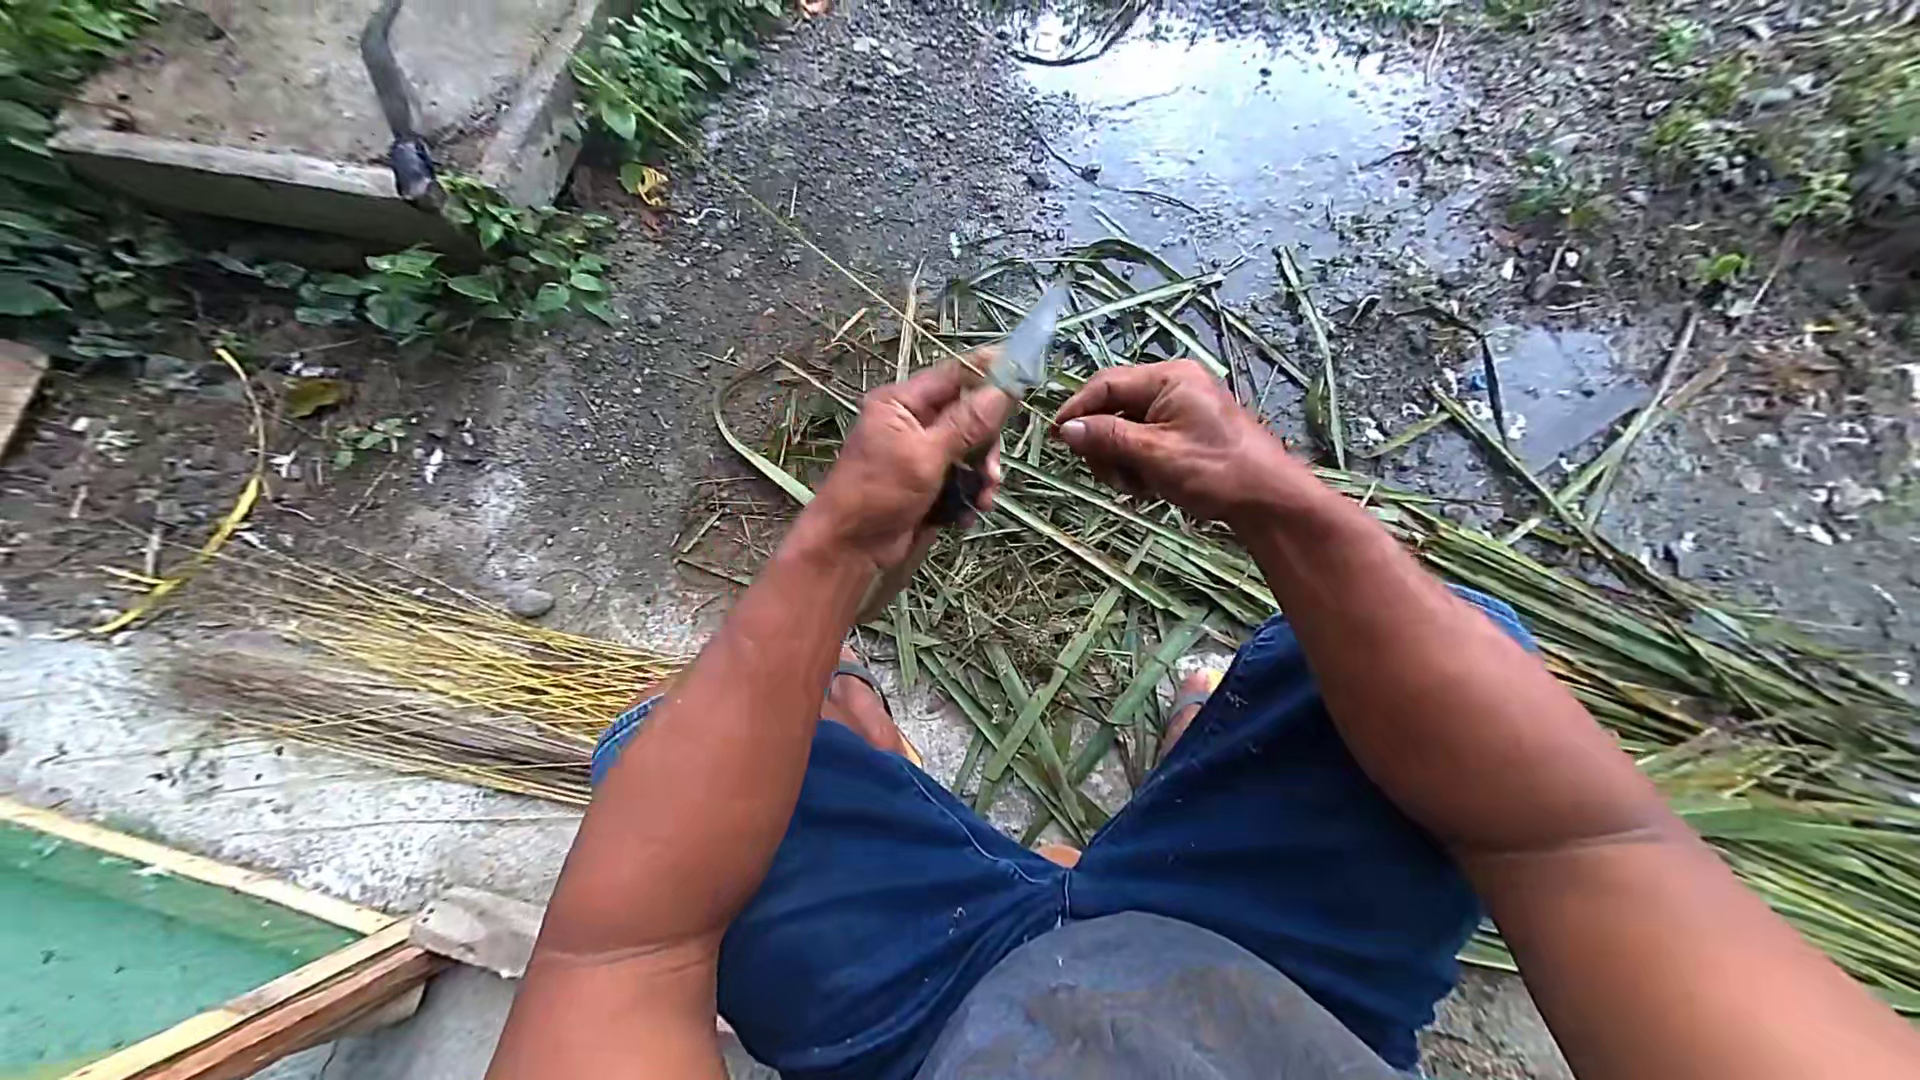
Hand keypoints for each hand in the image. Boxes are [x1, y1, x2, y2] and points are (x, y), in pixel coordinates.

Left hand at [802, 354, 1011, 570]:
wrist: (850, 548)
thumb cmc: (878, 493)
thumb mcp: (925, 455)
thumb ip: (966, 424)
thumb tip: (1004, 389)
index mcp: (902, 403)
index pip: (954, 376)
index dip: (989, 373)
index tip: (1024, 374)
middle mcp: (912, 423)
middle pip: (969, 417)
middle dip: (986, 445)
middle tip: (991, 471)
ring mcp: (921, 455)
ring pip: (970, 452)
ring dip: (981, 477)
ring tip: (983, 499)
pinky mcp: (928, 484)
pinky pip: (961, 480)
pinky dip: (969, 496)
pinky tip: (968, 515)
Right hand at [1053, 360, 1319, 526]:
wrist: (1268, 500)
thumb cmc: (1215, 470)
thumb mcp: (1154, 454)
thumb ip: (1107, 437)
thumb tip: (1065, 430)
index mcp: (1168, 379)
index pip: (1106, 384)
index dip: (1076, 410)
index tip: (1056, 437)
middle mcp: (1171, 387)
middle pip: (1112, 408)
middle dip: (1102, 444)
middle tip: (1109, 476)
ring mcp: (1178, 410)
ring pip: (1123, 430)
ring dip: (1119, 461)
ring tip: (1135, 487)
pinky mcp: (1182, 433)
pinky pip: (1142, 443)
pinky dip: (1137, 466)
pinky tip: (1149, 487)